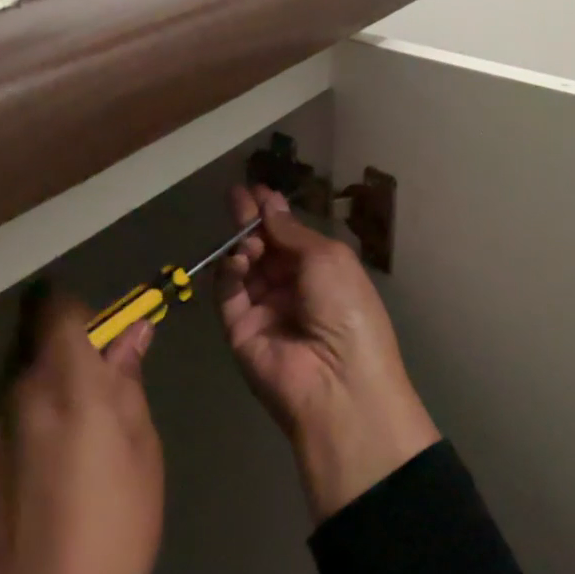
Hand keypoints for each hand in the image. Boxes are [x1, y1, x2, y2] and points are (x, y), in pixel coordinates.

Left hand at [0, 289, 162, 573]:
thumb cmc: (116, 519)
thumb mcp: (141, 444)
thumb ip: (128, 379)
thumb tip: (132, 331)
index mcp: (63, 379)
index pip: (55, 305)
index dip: (79, 307)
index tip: (103, 329)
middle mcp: (17, 390)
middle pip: (35, 339)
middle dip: (67, 348)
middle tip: (101, 384)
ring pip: (20, 377)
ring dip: (48, 383)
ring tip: (79, 433)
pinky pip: (7, 413)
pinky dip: (30, 416)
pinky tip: (52, 463)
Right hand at [218, 185, 439, 521]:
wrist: (338, 384)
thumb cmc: (347, 312)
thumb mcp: (329, 260)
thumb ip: (291, 232)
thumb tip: (269, 204)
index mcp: (322, 273)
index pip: (290, 236)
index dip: (273, 213)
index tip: (256, 189)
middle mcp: (292, 289)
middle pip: (263, 247)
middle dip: (250, 221)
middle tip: (235, 195)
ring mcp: (263, 309)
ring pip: (243, 266)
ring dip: (242, 244)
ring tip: (246, 234)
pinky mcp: (238, 329)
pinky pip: (228, 293)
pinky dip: (228, 271)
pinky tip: (238, 257)